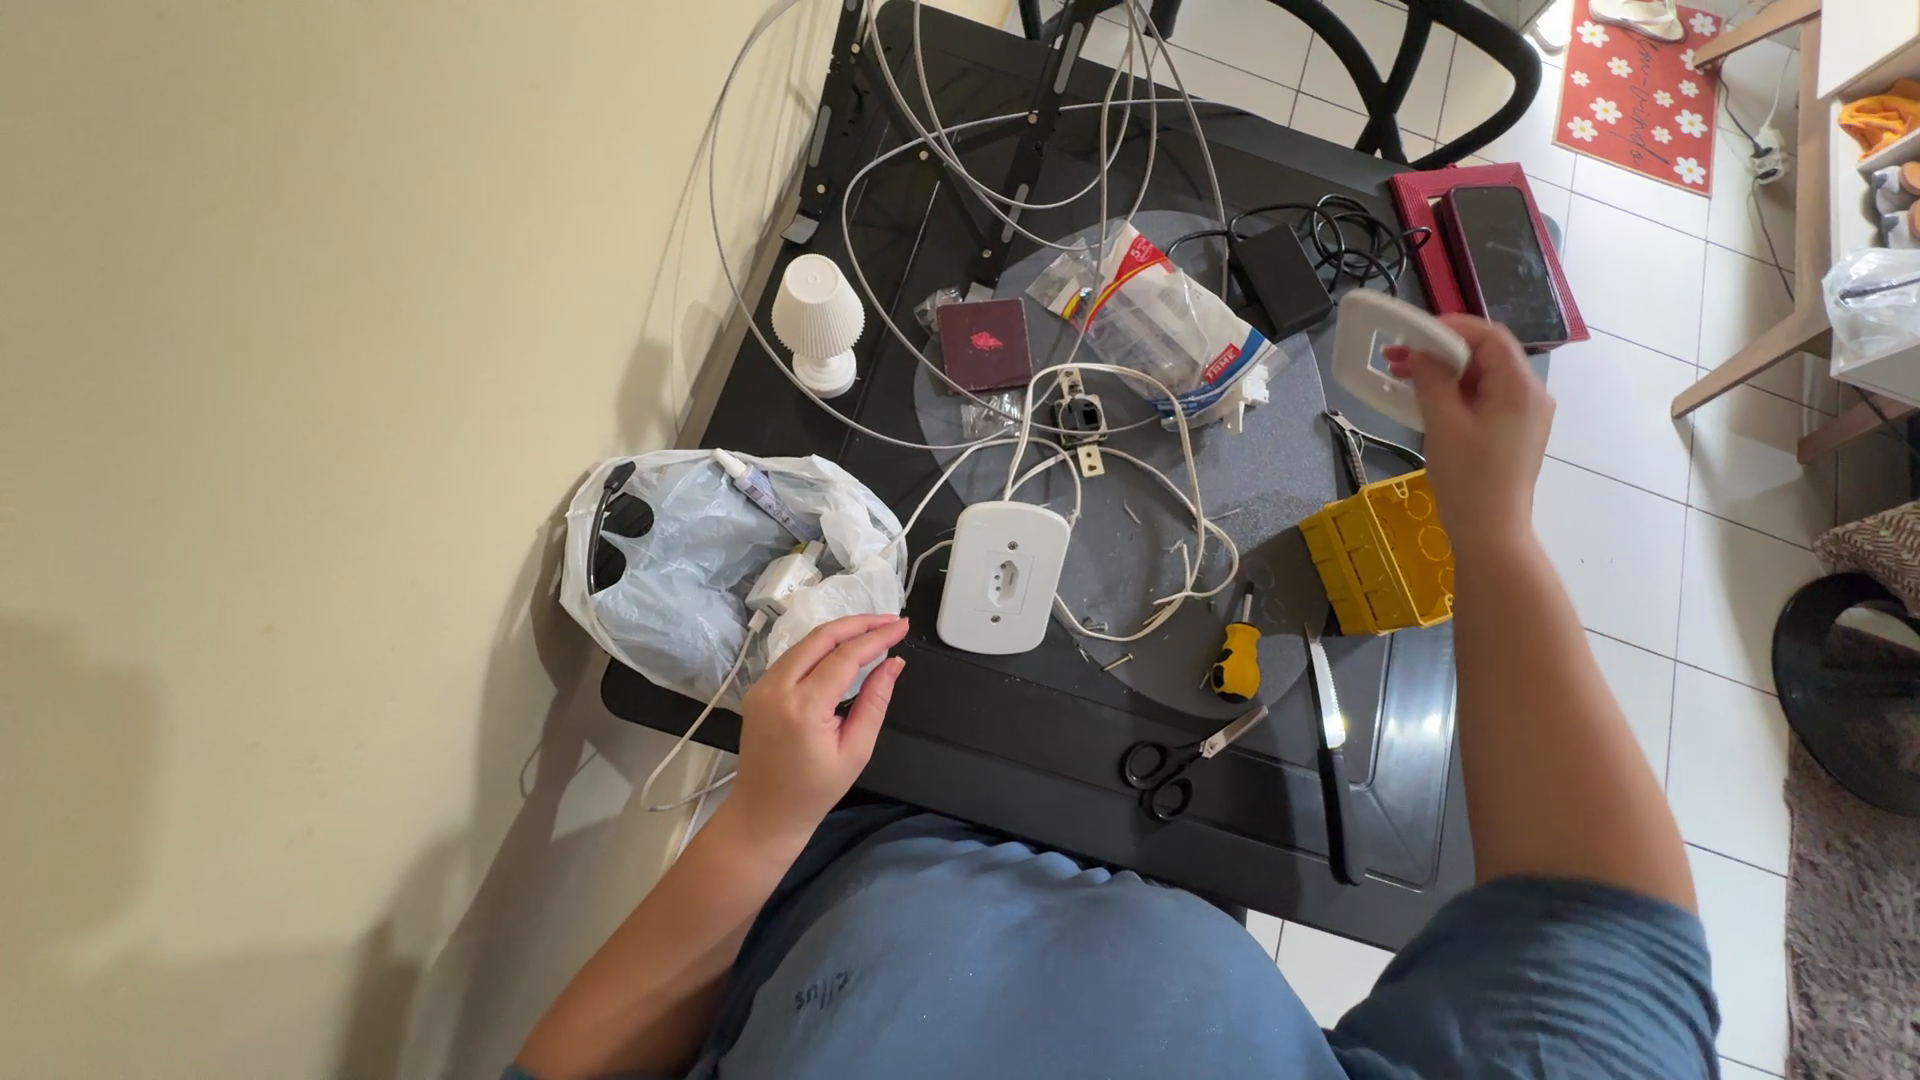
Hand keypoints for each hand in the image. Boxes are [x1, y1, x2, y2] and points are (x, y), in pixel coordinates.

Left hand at [732, 614, 908, 843]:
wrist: (763, 814)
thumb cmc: (814, 792)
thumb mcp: (856, 751)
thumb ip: (875, 702)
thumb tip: (894, 664)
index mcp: (803, 708)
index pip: (845, 657)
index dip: (877, 637)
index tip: (902, 627)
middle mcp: (777, 689)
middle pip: (821, 637)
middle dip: (859, 623)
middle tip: (890, 621)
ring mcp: (762, 687)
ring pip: (805, 643)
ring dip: (840, 632)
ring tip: (872, 630)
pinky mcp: (758, 689)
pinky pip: (793, 656)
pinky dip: (821, 646)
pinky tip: (843, 647)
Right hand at [1386, 315, 1553, 552]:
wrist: (1491, 529)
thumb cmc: (1467, 478)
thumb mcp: (1443, 425)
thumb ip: (1433, 382)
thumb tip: (1423, 353)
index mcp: (1519, 388)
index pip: (1490, 338)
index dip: (1452, 327)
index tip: (1413, 330)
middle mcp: (1529, 395)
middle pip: (1486, 356)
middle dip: (1440, 350)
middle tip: (1396, 355)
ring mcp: (1523, 415)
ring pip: (1482, 378)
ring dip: (1443, 372)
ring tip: (1402, 376)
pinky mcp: (1511, 432)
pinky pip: (1483, 399)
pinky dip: (1453, 392)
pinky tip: (1424, 400)